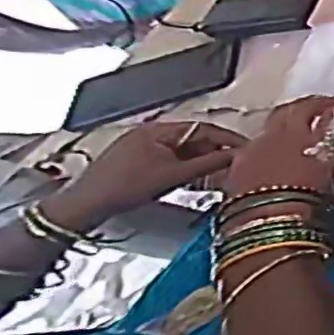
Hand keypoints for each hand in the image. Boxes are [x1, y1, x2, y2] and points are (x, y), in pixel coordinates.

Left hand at [47, 121, 245, 229]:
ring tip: (217, 174)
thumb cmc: (123, 187)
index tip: (248, 149)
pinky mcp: (138, 160)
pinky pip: (172, 158)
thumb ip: (212, 163)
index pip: (205, 128)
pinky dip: (187, 167)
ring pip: (185, 150)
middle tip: (236, 164)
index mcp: (157, 129)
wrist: (85, 205)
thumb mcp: (176, 175)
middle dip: (216, 151)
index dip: (229, 138)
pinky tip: (194, 179)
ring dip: (202, 160)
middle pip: (196, 138)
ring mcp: (142, 146)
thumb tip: (240, 155)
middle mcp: (149, 133)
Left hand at [225, 97, 333, 197]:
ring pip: (268, 134)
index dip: (321, 102)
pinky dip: (271, 150)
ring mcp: (248, 153)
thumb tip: (333, 118)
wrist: (268, 217)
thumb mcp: (323, 160)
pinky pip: (256, 152)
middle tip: (316, 113)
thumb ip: (327, 135)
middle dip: (300, 111)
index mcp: (289, 130)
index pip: (305, 107)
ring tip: (300, 138)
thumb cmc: (300, 189)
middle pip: (282, 115)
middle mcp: (265, 136)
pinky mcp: (237, 171)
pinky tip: (280, 159)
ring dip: (284, 132)